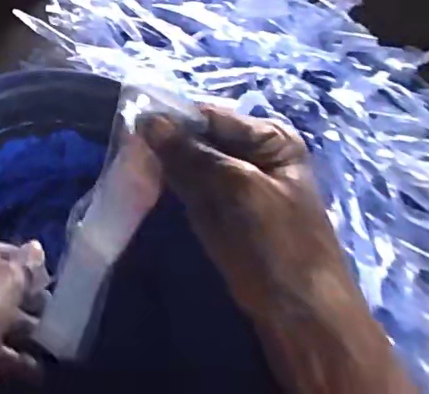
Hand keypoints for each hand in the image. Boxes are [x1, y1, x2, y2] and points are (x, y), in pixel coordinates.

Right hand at [144, 106, 416, 393]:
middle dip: (162, 137)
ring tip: (133, 159)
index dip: (171, 118)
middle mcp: (246, 148)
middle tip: (130, 144)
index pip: (206, 113)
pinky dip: (159, 174)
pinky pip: (176, 174)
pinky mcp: (208, 197)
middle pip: (190, 130)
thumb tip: (146, 119)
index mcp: (268, 137)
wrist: (298, 316)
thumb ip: (192, 151)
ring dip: (157, 156)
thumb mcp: (239, 188)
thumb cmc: (282, 245)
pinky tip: (141, 173)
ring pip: (179, 152)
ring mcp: (226, 174)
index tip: (135, 124)